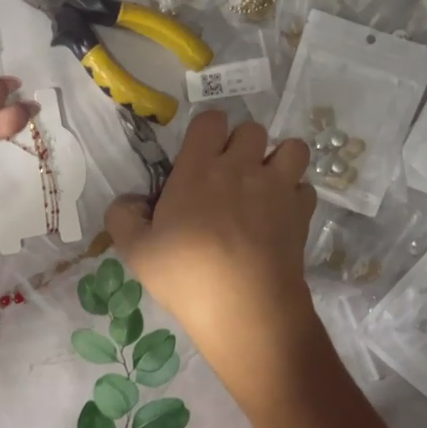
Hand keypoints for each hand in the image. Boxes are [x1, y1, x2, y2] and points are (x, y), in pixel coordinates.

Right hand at [104, 110, 318, 372]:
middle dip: (241, 146)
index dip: (204, 133)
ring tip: (262, 187)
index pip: (209, 121)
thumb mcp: (135, 250)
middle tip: (227, 177)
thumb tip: (128, 201)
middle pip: (251, 129)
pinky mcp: (302, 212)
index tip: (196, 158)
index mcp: (199, 169)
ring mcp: (277, 187)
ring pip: (291, 149)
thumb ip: (122, 217)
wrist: (243, 306)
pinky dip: (294, 196)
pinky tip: (278, 215)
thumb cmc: (185, 274)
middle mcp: (242, 167)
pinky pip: (304, 187)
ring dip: (277, 161)